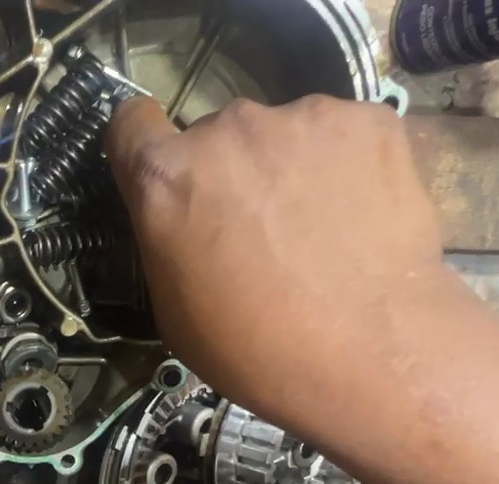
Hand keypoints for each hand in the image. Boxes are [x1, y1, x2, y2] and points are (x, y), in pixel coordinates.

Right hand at [106, 94, 457, 432]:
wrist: (360, 350)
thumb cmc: (247, 346)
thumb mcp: (171, 305)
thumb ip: (167, 239)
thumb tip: (186, 222)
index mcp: (165, 179)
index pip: (130, 124)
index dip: (141, 146)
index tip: (160, 170)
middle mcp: (226, 131)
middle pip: (213, 136)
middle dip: (224, 174)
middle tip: (251, 229)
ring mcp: (302, 118)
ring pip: (278, 135)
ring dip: (284, 168)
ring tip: (312, 228)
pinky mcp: (368, 121)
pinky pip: (340, 135)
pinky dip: (341, 166)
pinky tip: (354, 217)